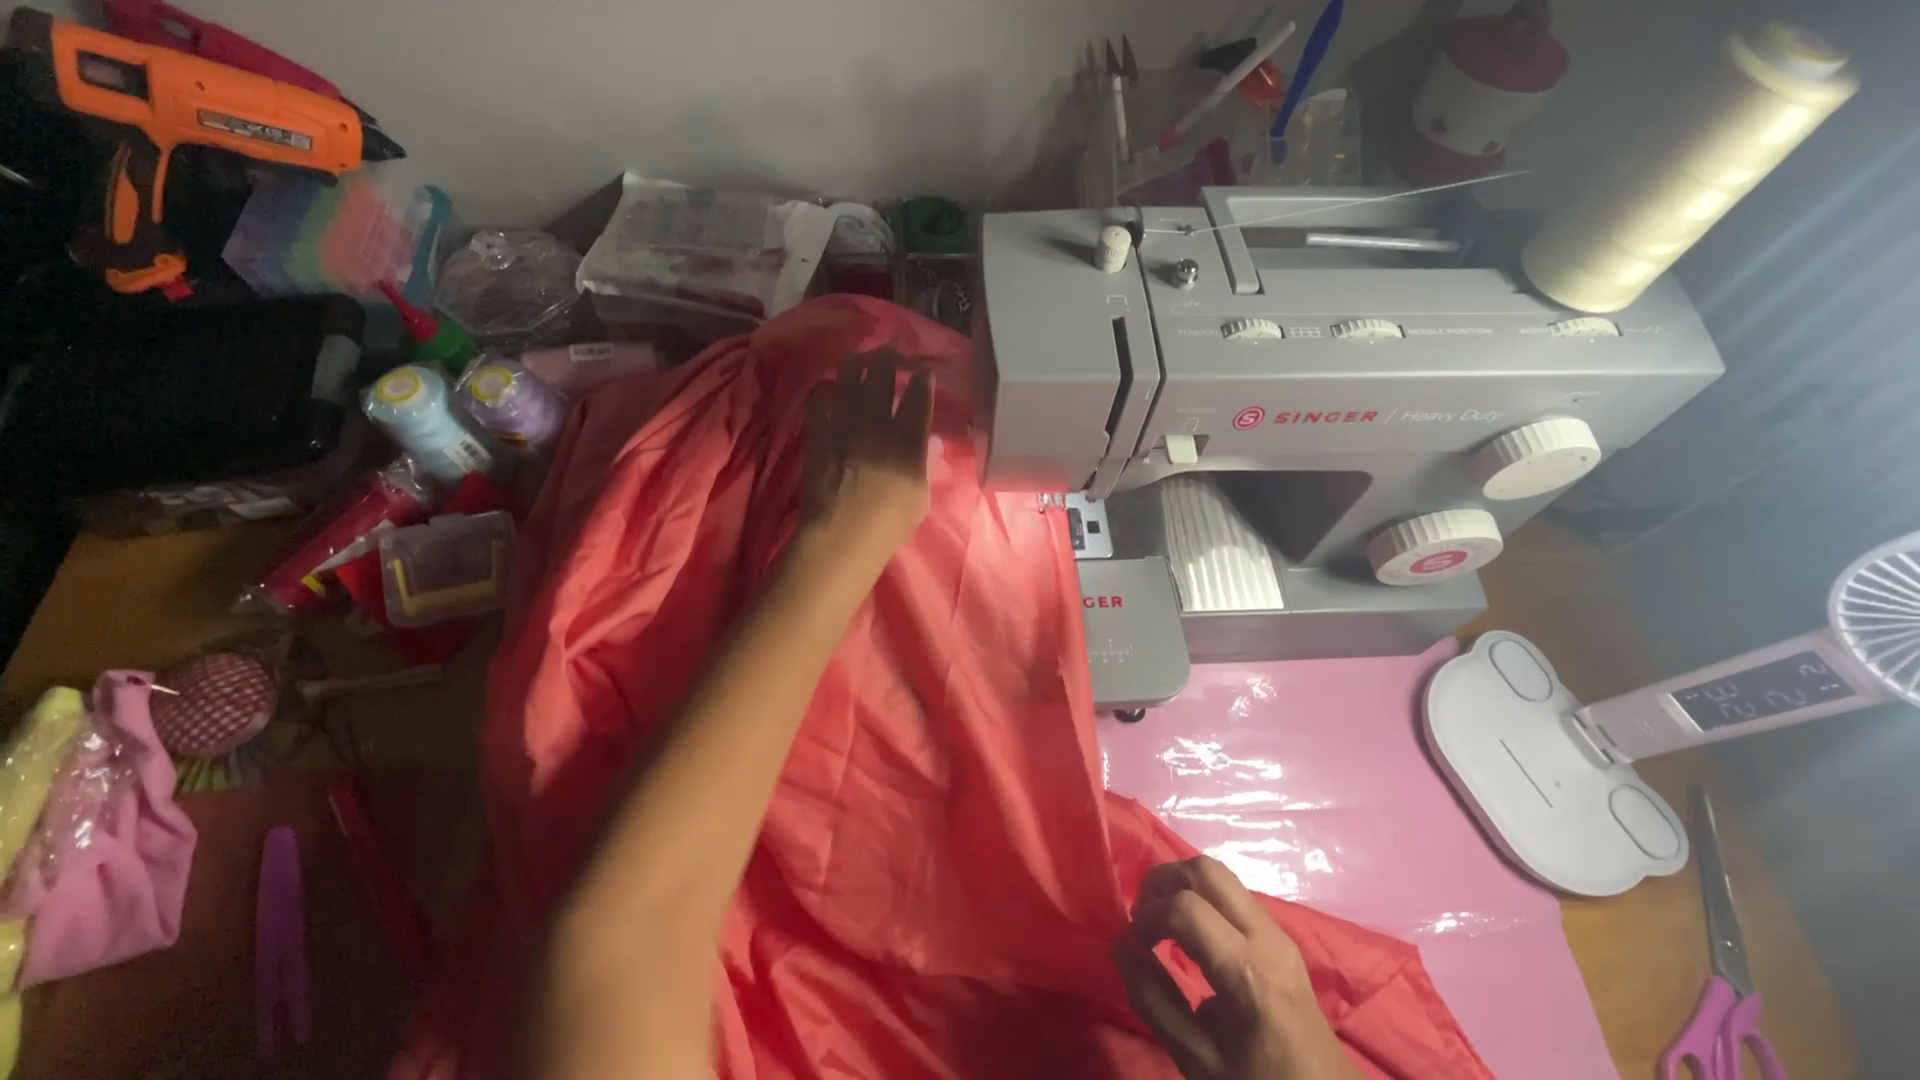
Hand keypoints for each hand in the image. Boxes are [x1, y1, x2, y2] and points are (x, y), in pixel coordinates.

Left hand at [794, 352, 933, 584]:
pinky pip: (819, 397)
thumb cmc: (889, 524)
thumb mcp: (921, 498)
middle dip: (888, 358)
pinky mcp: (818, 432)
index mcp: (908, 438)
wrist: (842, 535)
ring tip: (859, 359)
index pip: (918, 395)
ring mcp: (845, 423)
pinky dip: (825, 389)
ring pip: (850, 376)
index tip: (924, 371)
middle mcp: (877, 422)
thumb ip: (926, 466)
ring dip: (857, 363)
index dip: (922, 379)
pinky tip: (829, 389)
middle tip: (890, 354)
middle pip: (882, 374)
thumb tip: (932, 443)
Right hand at [1114, 857, 1361, 1079]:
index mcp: (1247, 971)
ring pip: (1222, 875)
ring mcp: (1279, 933)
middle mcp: (1267, 938)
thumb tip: (1120, 945)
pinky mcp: (1281, 938)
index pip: (1185, 908)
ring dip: (1183, 886)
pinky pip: (1235, 896)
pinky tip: (1190, 933)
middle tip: (1143, 914)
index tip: (1134, 944)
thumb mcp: (1197, 1057)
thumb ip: (1153, 999)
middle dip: (1163, 880)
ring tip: (1162, 920)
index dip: (1147, 917)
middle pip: (1207, 870)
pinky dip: (1202, 898)